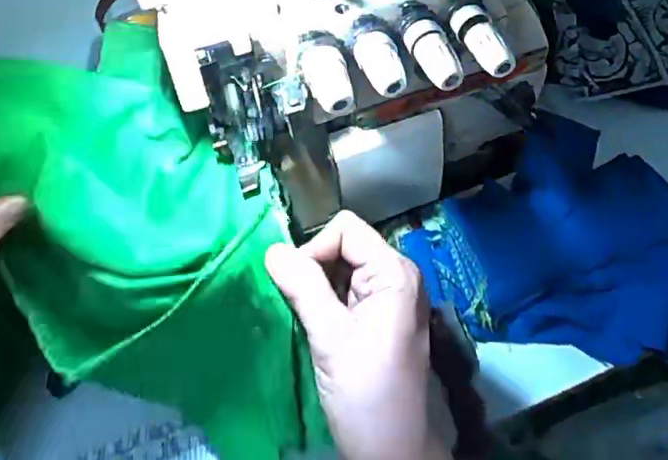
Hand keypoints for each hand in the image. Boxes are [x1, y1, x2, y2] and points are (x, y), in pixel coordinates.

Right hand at [264, 211, 448, 459]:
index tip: (297, 286)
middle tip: (301, 307)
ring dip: (319, 287)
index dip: (315, 249)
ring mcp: (389, 295)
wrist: (392, 453)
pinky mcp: (379, 315)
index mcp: (395, 271)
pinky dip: (327, 301)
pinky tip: (320, 327)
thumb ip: (304, 289)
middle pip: (345, 245)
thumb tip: (272, 249)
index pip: (346, 230)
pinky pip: (346, 289)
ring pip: (342, 267)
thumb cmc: (366, 395)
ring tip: (310, 320)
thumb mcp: (331, 339)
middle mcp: (396, 274)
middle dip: (316, 268)